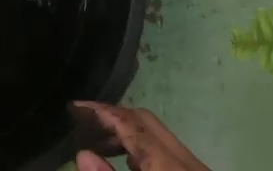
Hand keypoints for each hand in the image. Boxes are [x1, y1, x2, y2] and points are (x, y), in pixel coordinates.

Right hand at [73, 103, 209, 170]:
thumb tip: (83, 153)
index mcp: (169, 165)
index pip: (131, 123)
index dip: (102, 111)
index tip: (75, 107)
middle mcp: (187, 160)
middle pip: (147, 121)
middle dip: (115, 117)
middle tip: (85, 124)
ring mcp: (197, 167)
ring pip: (160, 136)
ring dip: (130, 134)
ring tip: (101, 147)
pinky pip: (170, 152)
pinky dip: (146, 150)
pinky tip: (131, 165)